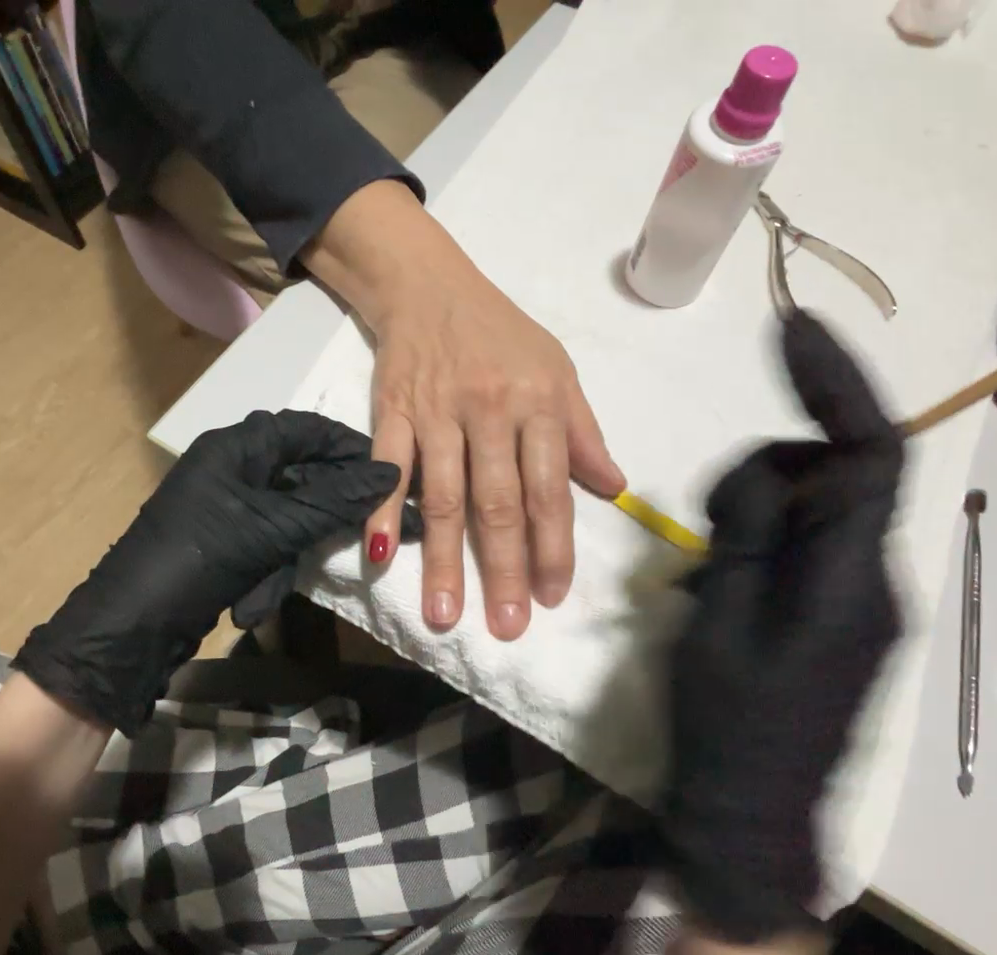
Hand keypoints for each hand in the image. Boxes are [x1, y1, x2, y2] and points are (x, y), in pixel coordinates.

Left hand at [14, 410, 401, 735]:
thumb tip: (390, 475)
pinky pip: (265, 543)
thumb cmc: (200, 558)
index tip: (391, 471)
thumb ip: (333, 502)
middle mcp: (229, 467)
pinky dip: (269, 572)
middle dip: (327, 508)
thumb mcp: (273, 528)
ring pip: (285, 514)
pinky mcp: (221, 541)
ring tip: (296, 574)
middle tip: (369, 526)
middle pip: (299, 472)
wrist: (132, 624)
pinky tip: (256, 600)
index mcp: (234, 447)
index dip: (349, 446)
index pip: (305, 429)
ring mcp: (223, 505)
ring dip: (292, 551)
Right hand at [367, 272, 626, 639]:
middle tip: (506, 625)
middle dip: (504, 567)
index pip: (550, 488)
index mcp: (538, 402)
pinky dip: (383, 508)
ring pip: (444, 494)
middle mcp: (490, 410)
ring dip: (444, 557)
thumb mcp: (557, 370)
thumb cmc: (501, 335)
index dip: (553, 546)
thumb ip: (581, 432)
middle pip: (499, 501)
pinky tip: (381, 553)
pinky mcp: (392, 410)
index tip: (552, 597)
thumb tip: (614, 488)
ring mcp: (437, 412)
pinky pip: (388, 465)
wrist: (429, 286)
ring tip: (444, 613)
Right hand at [660, 312, 903, 942]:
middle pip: (836, 477)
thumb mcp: (718, 624)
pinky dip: (761, 547)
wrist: (751, 815)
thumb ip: (746, 535)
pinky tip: (716, 590)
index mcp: (849, 578)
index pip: (867, 452)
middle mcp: (873, 578)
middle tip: (705, 522)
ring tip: (701, 575)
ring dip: (756, 515)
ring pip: (817, 512)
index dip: (835, 381)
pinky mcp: (843, 618)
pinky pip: (808, 551)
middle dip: (767, 472)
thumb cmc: (728, 726)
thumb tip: (769, 467)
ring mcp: (862, 600)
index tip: (787, 329)